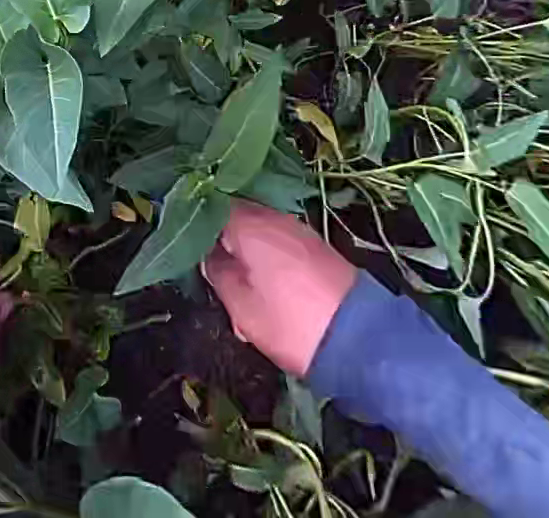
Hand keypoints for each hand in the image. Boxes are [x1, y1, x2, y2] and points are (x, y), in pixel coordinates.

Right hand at [202, 200, 357, 376]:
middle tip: (209, 268)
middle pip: (233, 214)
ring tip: (238, 285)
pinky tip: (263, 284)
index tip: (184, 242)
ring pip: (255, 228)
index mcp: (249, 223)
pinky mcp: (313, 244)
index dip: (194, 222)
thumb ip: (217, 271)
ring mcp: (296, 228)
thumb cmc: (291, 323)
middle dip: (219, 238)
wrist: (364, 342)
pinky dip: (264, 255)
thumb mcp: (241, 306)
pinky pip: (276, 239)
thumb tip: (208, 254)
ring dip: (242, 248)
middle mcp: (272, 215)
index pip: (209, 205)